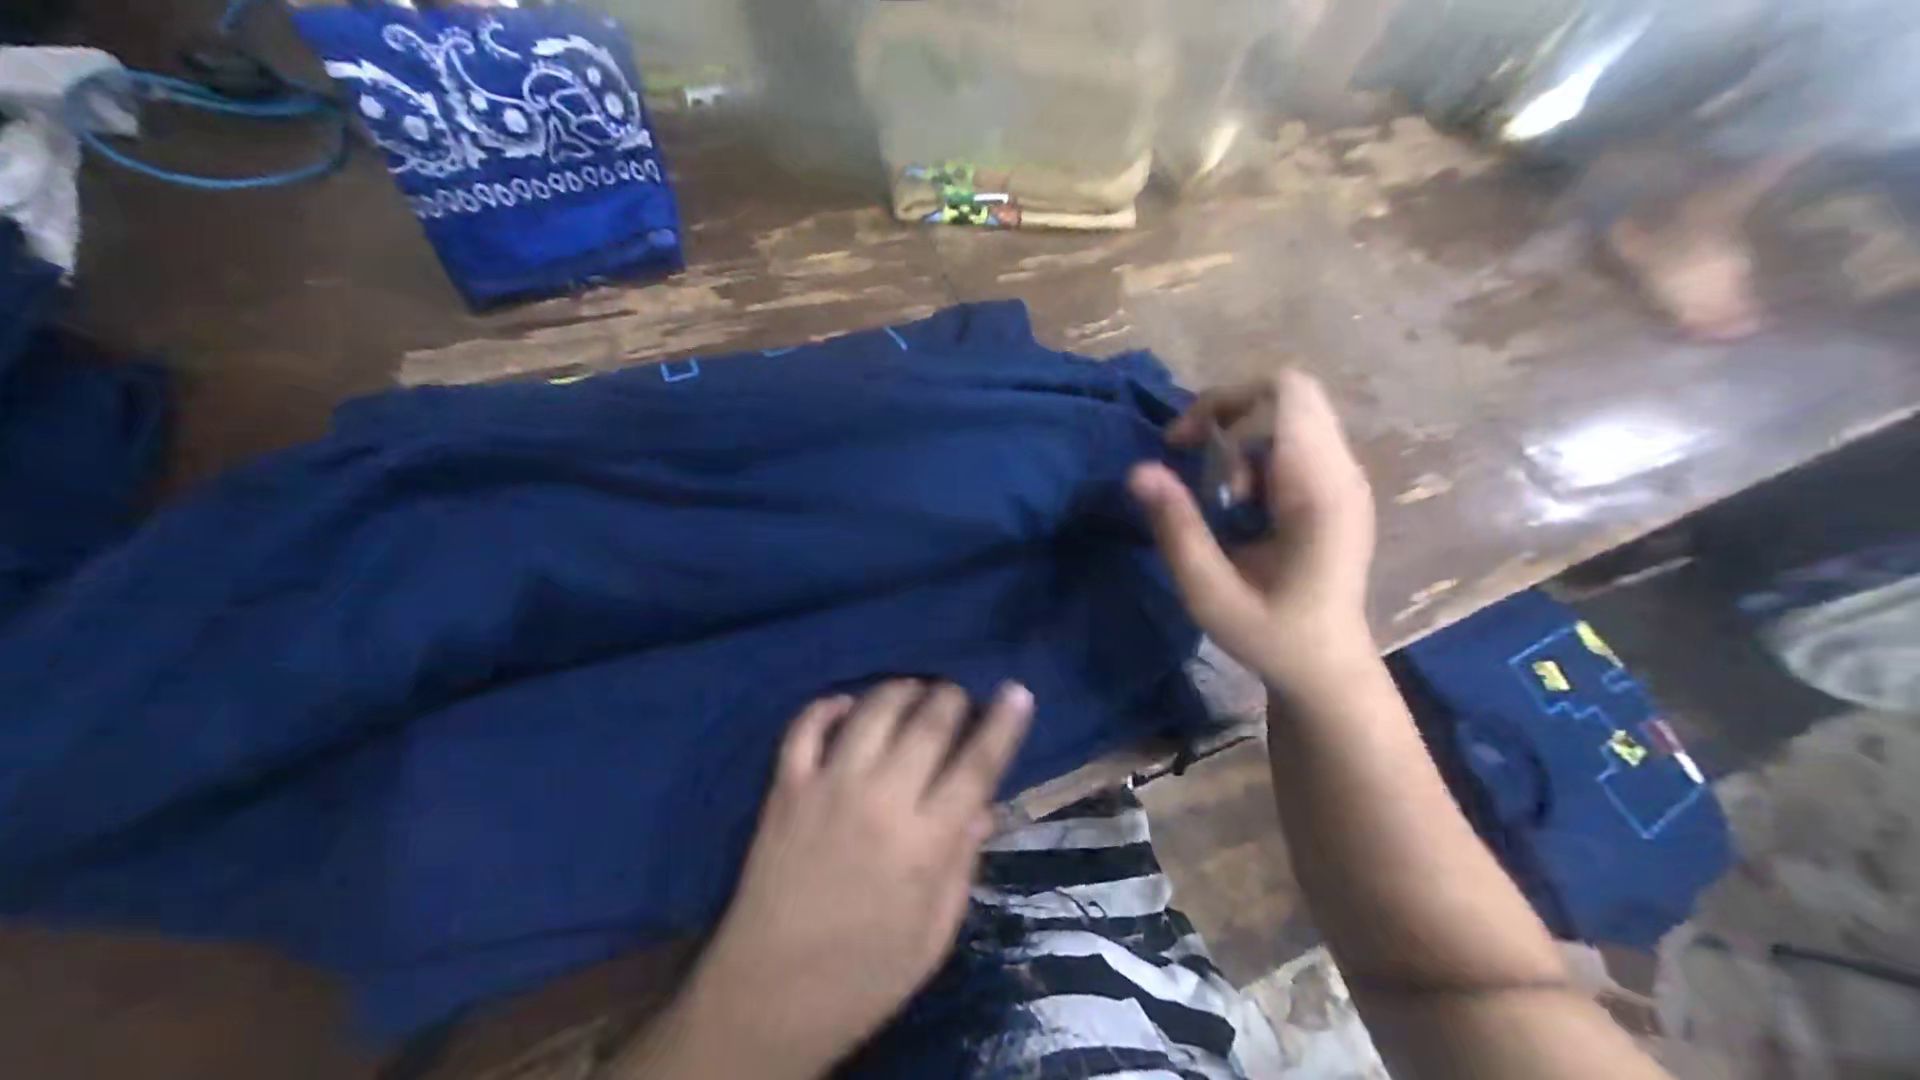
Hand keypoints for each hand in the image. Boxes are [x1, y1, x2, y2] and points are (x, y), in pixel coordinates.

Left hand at [667, 680, 1032, 1078]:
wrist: (767, 998)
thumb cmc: (864, 976)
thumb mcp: (934, 936)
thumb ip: (962, 863)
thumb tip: (984, 804)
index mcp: (924, 843)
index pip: (976, 766)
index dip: (1003, 724)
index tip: (1018, 692)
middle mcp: (879, 801)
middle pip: (927, 723)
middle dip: (952, 697)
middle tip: (960, 696)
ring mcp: (827, 788)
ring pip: (871, 712)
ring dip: (900, 689)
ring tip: (914, 690)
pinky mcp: (785, 789)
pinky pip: (805, 727)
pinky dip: (827, 705)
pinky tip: (846, 705)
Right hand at [1129, 370, 1377, 689]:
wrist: (1329, 668)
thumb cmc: (1271, 637)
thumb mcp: (1210, 593)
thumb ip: (1177, 528)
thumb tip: (1138, 471)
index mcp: (1320, 492)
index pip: (1286, 393)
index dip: (1224, 400)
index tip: (1182, 445)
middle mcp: (1343, 472)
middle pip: (1286, 395)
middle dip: (1226, 417)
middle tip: (1192, 463)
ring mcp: (1346, 479)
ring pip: (1288, 416)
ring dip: (1239, 441)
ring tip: (1222, 497)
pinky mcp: (1338, 489)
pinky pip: (1293, 440)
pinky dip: (1254, 455)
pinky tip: (1240, 503)